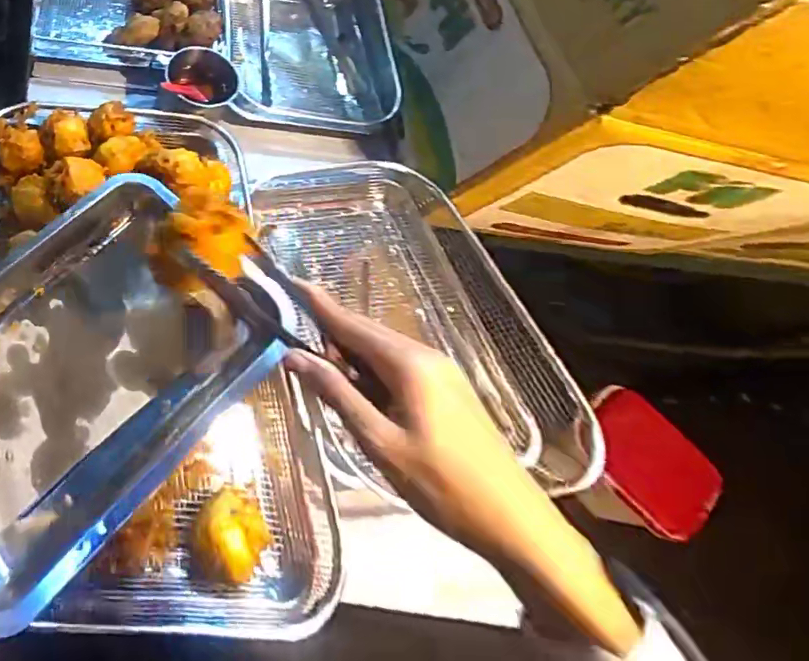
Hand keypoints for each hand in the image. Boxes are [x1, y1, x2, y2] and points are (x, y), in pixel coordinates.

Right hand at [283, 282, 639, 655]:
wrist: (520, 527)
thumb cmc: (444, 487)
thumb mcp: (380, 443)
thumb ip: (336, 394)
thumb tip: (293, 355)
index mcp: (408, 364)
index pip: (349, 323)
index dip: (316, 302)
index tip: (288, 281)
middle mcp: (426, 356)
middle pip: (364, 333)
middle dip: (328, 337)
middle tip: (296, 356)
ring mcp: (442, 372)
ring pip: (380, 351)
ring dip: (349, 360)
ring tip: (327, 385)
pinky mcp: (449, 390)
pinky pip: (398, 366)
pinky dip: (371, 373)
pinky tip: (362, 398)